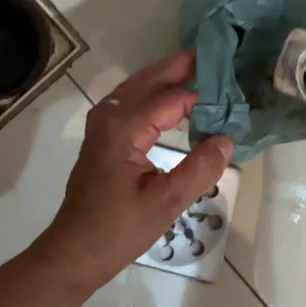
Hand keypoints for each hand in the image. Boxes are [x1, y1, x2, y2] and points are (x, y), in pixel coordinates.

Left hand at [34, 50, 234, 289]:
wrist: (74, 251)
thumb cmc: (118, 231)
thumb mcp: (165, 204)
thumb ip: (199, 169)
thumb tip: (227, 138)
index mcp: (124, 130)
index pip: (169, 100)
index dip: (200, 93)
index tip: (231, 85)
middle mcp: (109, 118)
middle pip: (148, 81)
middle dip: (178, 67)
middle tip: (212, 55)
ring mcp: (101, 126)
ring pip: (136, 88)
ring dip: (164, 77)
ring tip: (196, 69)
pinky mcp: (101, 137)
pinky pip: (129, 102)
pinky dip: (151, 92)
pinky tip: (168, 99)